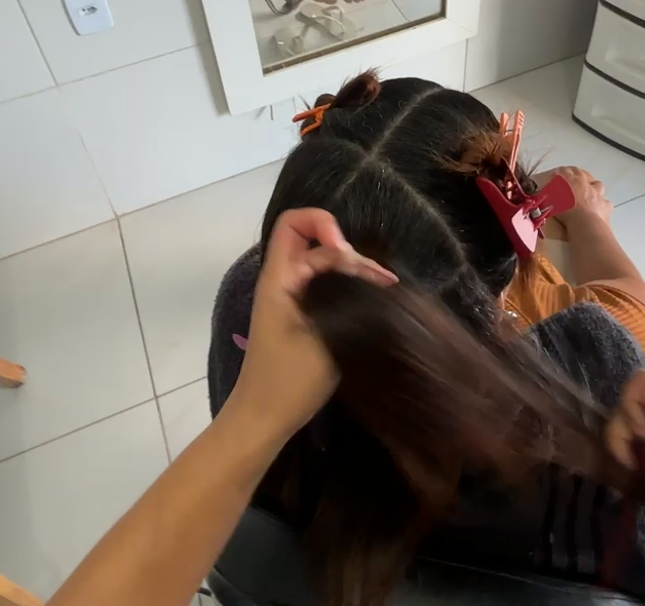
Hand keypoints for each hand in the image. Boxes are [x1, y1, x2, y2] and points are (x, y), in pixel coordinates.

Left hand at [226, 209, 397, 440]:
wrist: (263, 418)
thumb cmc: (289, 382)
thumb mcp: (323, 340)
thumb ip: (343, 299)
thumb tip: (369, 276)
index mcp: (278, 278)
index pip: (296, 226)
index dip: (327, 230)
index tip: (351, 260)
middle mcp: (280, 277)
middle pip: (304, 231)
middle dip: (339, 238)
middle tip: (369, 270)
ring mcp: (288, 292)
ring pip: (316, 254)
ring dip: (347, 259)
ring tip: (381, 280)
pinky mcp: (298, 307)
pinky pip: (320, 275)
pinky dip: (345, 276)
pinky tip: (372, 291)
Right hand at [541, 166, 610, 228]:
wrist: (585, 224)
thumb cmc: (565, 211)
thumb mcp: (550, 202)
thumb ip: (547, 195)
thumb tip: (541, 192)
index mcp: (571, 179)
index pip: (564, 170)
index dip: (560, 172)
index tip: (556, 176)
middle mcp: (585, 183)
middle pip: (581, 173)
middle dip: (576, 175)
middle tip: (572, 181)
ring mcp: (598, 194)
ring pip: (597, 184)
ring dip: (593, 187)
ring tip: (588, 193)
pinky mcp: (606, 206)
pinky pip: (605, 203)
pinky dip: (602, 205)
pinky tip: (598, 210)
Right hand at [606, 375, 644, 551]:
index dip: (637, 399)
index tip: (642, 431)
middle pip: (634, 400)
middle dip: (626, 421)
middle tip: (634, 450)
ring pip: (629, 420)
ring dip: (620, 436)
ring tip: (627, 463)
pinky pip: (632, 443)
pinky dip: (623, 451)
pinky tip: (629, 468)